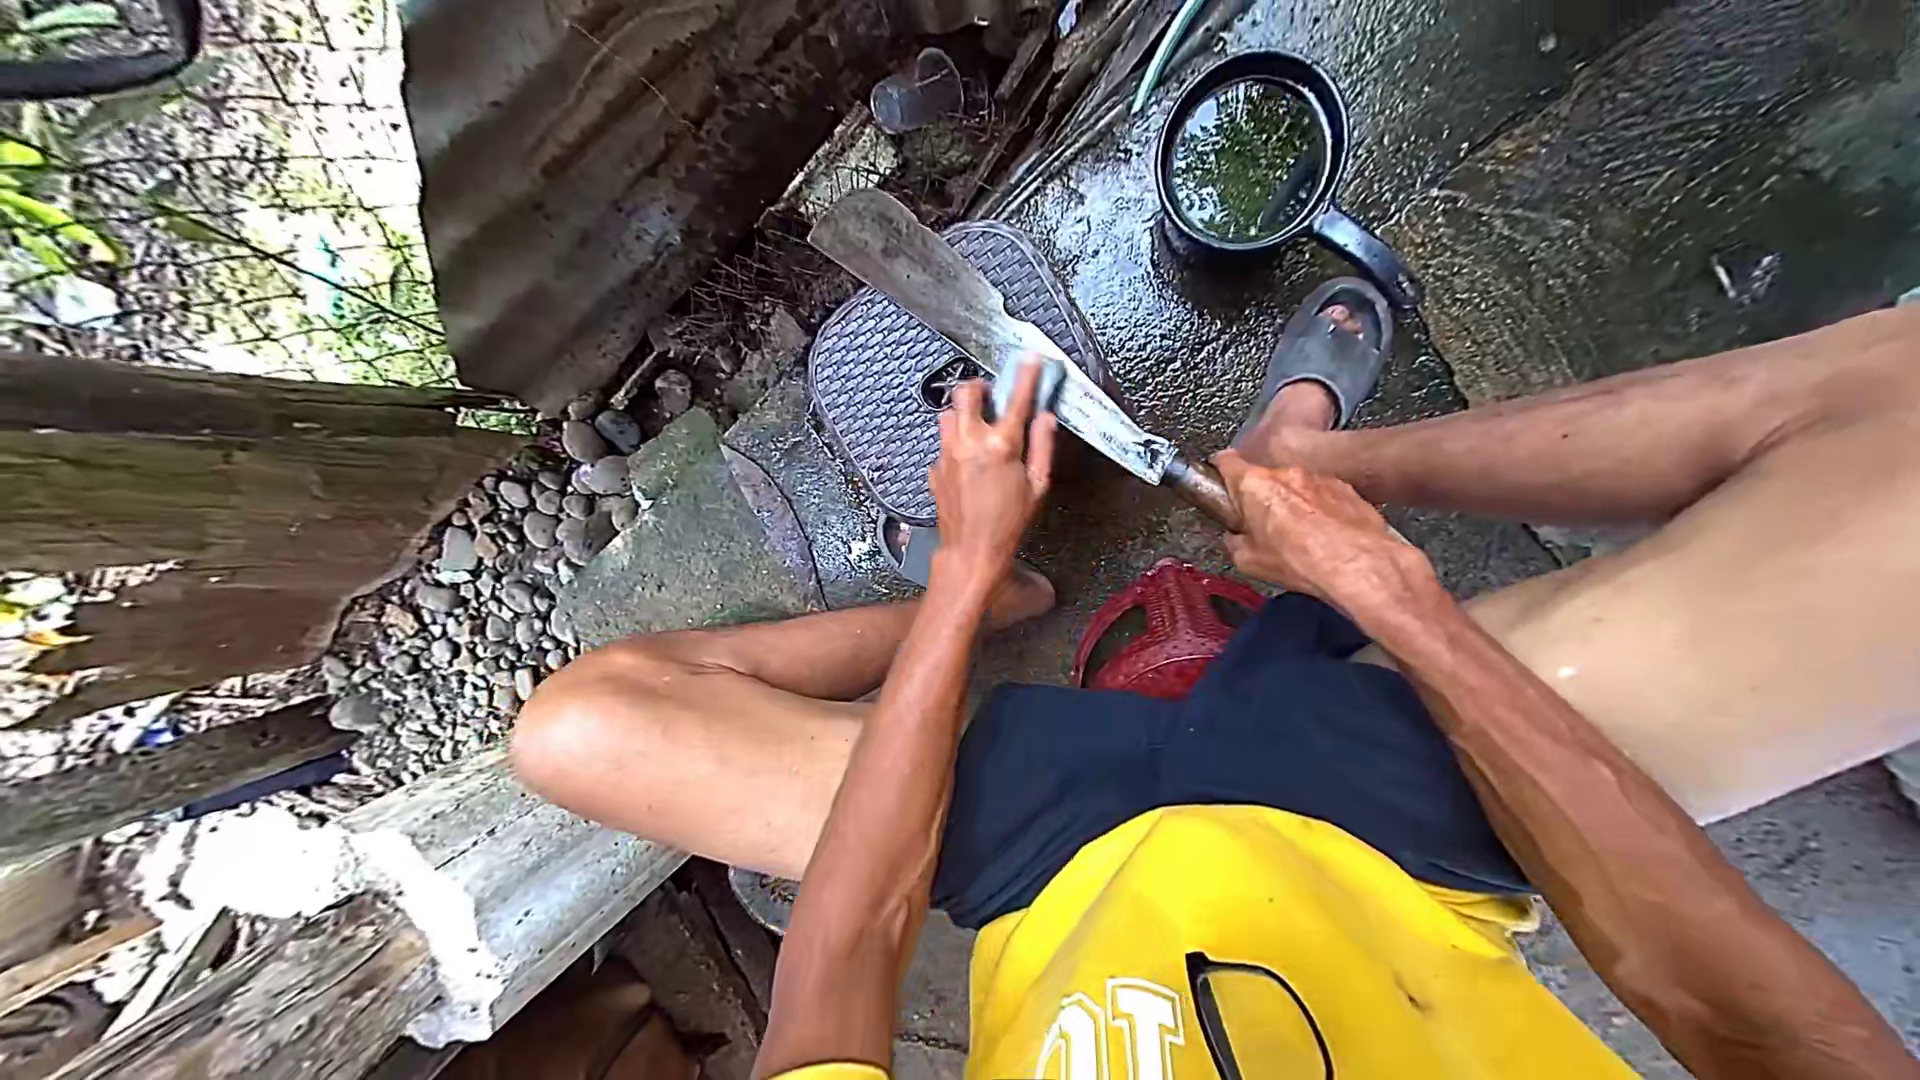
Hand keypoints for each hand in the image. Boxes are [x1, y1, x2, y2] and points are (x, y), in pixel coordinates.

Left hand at [929, 356, 1056, 583]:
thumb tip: (1045, 419)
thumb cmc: (1007, 524)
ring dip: (963, 414)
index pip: (1016, 398)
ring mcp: (947, 454)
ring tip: (977, 428)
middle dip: (979, 388)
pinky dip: (955, 444)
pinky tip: (967, 461)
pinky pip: (942, 444)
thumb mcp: (1037, 486)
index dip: (1026, 374)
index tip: (1030, 359)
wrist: (971, 551)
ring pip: (948, 415)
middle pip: (965, 392)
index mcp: (1000, 445)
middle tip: (991, 396)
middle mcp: (969, 443)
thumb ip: (1042, 446)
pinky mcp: (935, 469)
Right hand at [1214, 449, 1437, 612]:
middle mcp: (1286, 473)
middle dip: (1258, 498)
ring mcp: (1318, 478)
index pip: (1225, 461)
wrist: (1360, 566)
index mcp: (1253, 485)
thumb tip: (1236, 539)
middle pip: (1262, 478)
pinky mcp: (1346, 489)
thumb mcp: (1247, 560)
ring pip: (1294, 486)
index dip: (1218, 471)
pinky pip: (1322, 496)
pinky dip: (1318, 510)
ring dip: (1290, 504)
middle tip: (1259, 526)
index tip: (1219, 483)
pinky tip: (1322, 537)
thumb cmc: (1304, 561)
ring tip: (1297, 537)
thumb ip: (1234, 541)